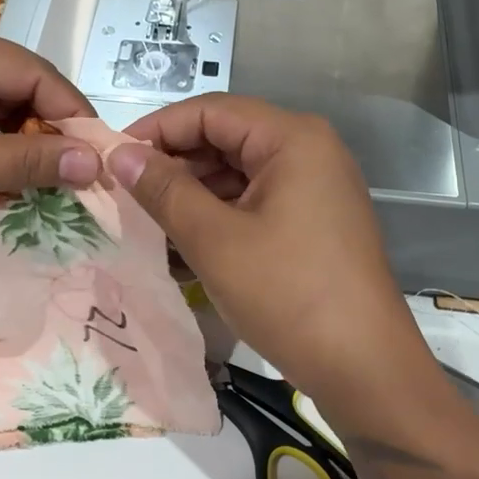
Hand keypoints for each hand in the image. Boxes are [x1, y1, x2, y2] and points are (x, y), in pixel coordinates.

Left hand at [0, 17, 102, 236]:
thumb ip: (30, 161)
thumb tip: (95, 163)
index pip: (37, 74)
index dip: (74, 117)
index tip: (102, 161)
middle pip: (22, 88)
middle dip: (49, 134)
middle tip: (76, 180)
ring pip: (2, 108)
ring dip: (24, 146)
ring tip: (46, 186)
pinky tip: (6, 180)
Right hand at [108, 94, 428, 401]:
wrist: (366, 368)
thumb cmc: (288, 294)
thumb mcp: (214, 240)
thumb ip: (164, 190)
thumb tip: (119, 155)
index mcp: (292, 138)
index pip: (210, 110)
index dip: (157, 129)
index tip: (112, 159)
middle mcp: (310, 150)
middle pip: (227, 137)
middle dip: (175, 161)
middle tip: (125, 192)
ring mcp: (317, 187)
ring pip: (240, 171)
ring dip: (194, 190)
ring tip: (149, 219)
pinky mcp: (316, 221)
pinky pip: (258, 200)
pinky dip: (221, 213)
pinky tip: (186, 240)